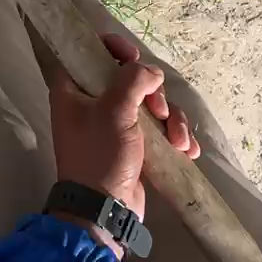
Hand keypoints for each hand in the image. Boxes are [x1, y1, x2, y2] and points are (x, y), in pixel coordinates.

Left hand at [48, 33, 200, 255]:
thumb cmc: (99, 155)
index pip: (89, 51)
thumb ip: (132, 81)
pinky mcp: (134, 145)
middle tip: (159, 111)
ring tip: (179, 140)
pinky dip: (174, 135)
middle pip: (129, 78)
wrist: (104, 213)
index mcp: (74, 89)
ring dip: (171, 119)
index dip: (113, 48)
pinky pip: (159, 128)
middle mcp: (92, 103)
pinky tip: (188, 150)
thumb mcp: (114, 111)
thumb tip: (152, 72)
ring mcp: (115, 125)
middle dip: (154, 93)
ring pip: (150, 104)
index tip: (133, 56)